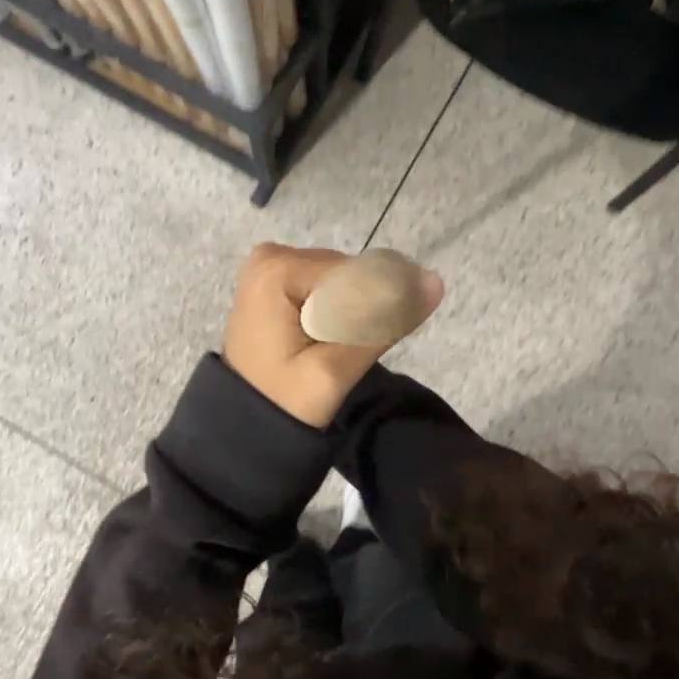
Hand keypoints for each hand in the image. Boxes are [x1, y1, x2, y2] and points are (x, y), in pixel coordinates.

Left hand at [223, 243, 443, 427]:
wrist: (242, 423)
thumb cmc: (282, 401)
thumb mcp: (334, 369)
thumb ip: (383, 324)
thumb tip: (436, 282)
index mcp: (278, 268)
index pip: (358, 275)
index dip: (376, 313)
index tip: (370, 346)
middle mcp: (272, 255)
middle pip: (351, 275)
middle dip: (362, 314)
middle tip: (346, 354)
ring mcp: (272, 267)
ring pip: (344, 282)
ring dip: (352, 316)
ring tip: (335, 351)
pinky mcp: (277, 282)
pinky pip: (327, 289)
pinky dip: (337, 314)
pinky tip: (327, 342)